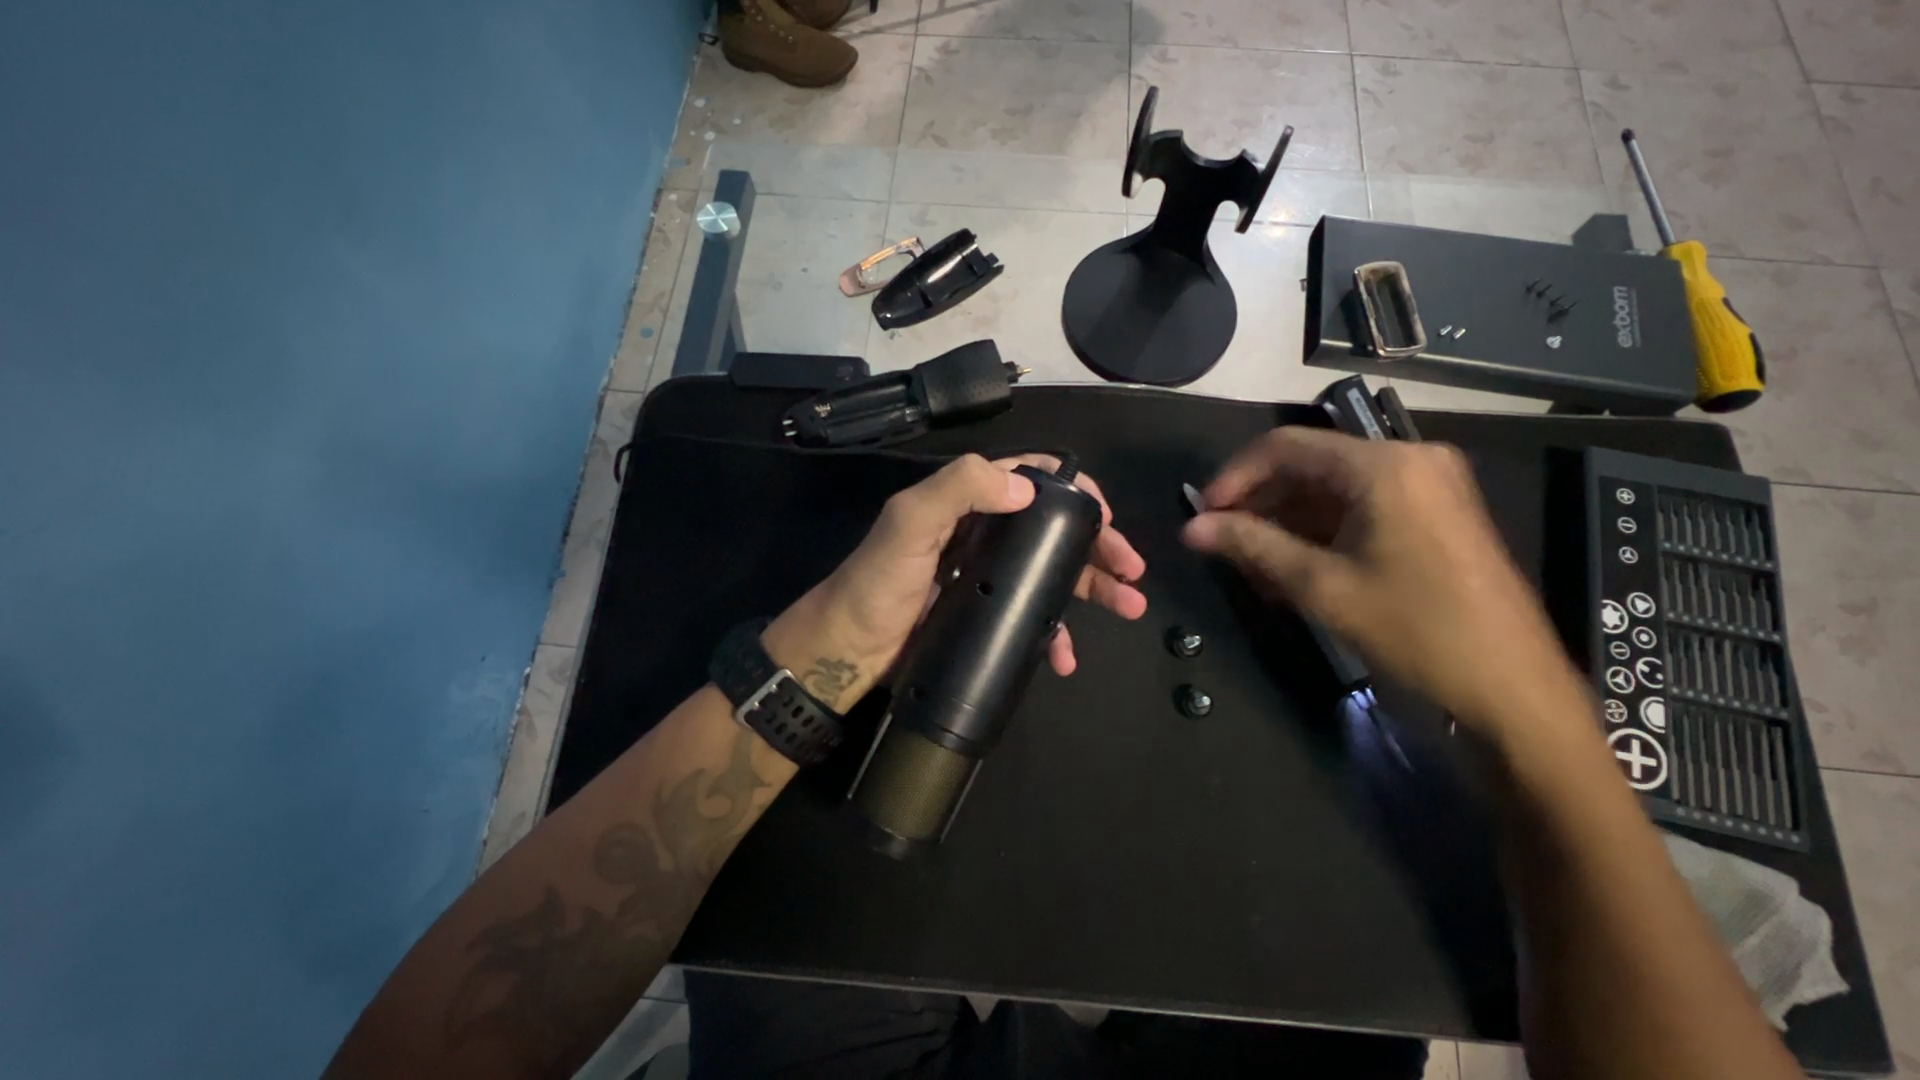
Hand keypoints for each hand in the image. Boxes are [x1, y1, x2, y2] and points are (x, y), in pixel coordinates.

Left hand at [765, 454, 1147, 711]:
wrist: (847, 652)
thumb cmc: (876, 584)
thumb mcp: (909, 525)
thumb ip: (959, 489)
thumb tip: (1028, 487)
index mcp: (966, 501)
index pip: (1031, 478)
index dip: (1075, 490)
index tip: (1107, 515)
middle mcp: (982, 532)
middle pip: (1055, 529)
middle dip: (1099, 546)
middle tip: (1132, 571)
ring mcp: (987, 576)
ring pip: (1052, 573)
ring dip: (1094, 589)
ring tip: (1130, 607)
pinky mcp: (986, 615)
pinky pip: (1031, 617)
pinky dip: (1055, 634)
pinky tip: (1066, 656)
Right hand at [1181, 427, 1578, 731]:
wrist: (1513, 685)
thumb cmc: (1415, 630)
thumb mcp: (1323, 588)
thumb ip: (1253, 547)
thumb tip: (1191, 528)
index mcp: (1383, 465)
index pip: (1286, 446)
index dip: (1234, 477)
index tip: (1202, 516)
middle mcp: (1410, 458)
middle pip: (1312, 464)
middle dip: (1262, 502)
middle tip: (1225, 546)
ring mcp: (1431, 484)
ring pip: (1337, 487)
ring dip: (1290, 520)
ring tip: (1257, 566)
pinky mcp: (1440, 512)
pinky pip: (1366, 505)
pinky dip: (1326, 529)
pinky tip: (1300, 567)